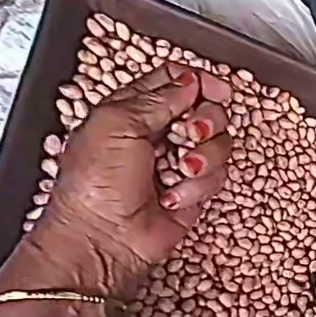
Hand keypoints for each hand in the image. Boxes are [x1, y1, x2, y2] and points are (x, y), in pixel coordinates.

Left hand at [26, 63, 232, 294]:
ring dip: (204, 158)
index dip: (198, 81)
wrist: (105, 235)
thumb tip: (190, 81)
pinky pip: (218, 177)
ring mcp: (182, 162)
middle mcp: (162, 133)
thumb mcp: (116, 123)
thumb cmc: (96, 183)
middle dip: (207, 121)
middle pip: (208, 109)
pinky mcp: (196, 190)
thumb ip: (157, 98)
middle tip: (191, 132)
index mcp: (135, 108)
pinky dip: (197, 187)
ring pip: (220, 145)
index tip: (214, 88)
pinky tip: (173, 197)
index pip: (176, 80)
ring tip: (179, 171)